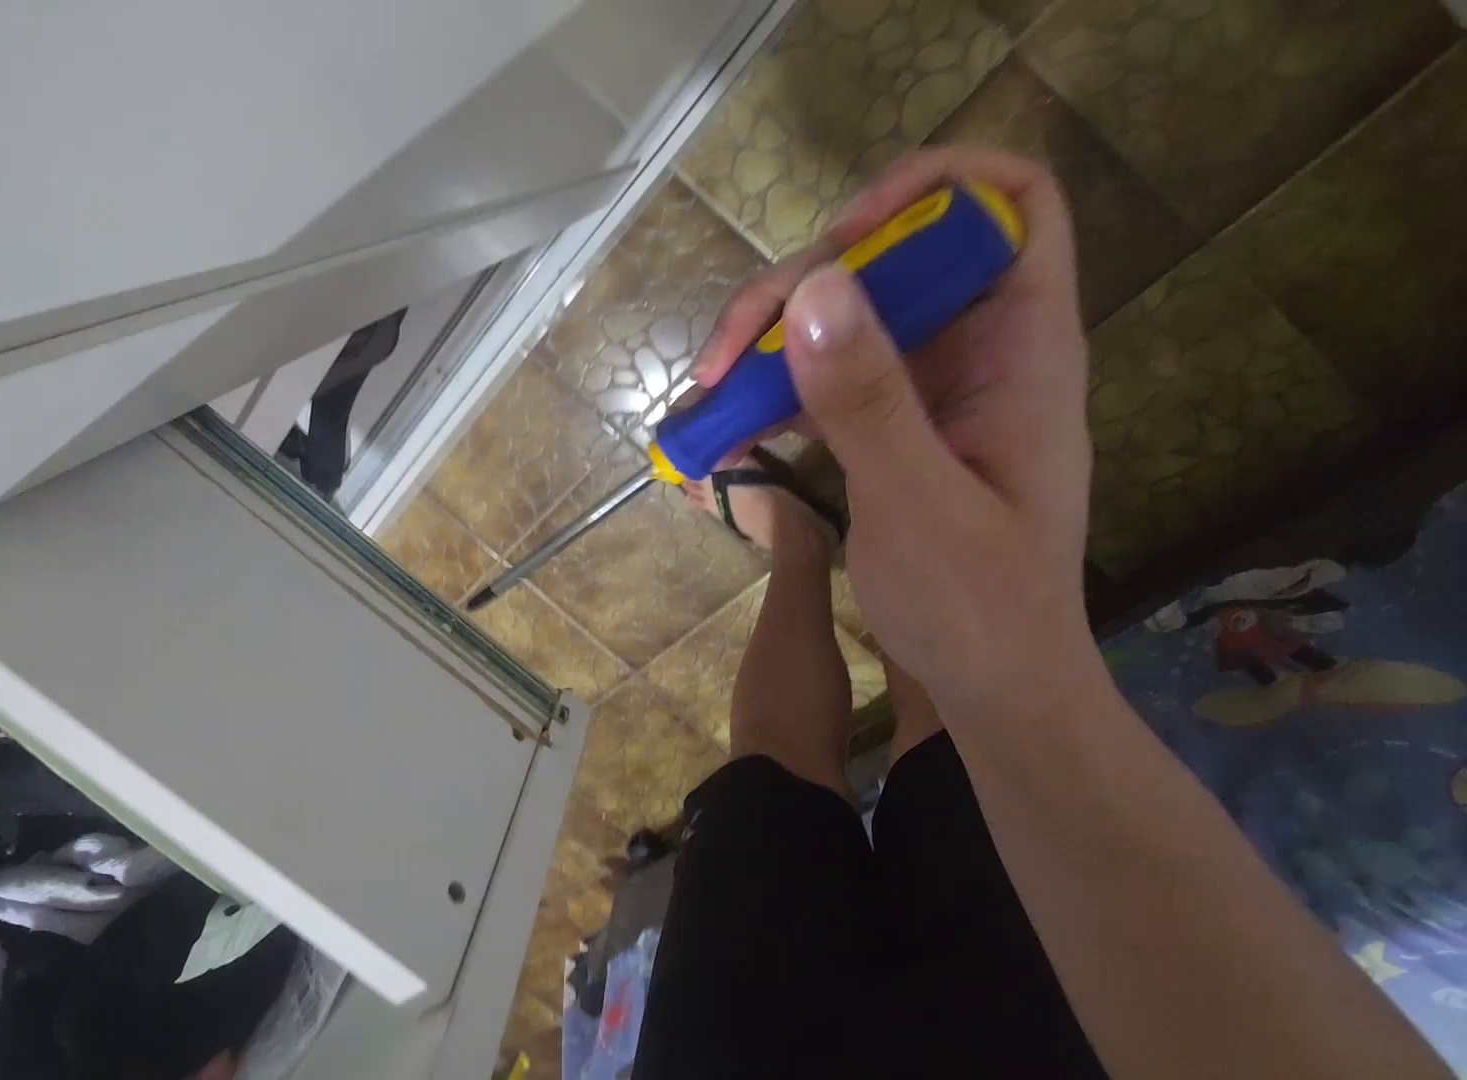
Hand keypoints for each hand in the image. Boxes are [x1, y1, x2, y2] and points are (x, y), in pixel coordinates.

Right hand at [695, 147, 1095, 710]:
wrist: (992, 684)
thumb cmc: (979, 606)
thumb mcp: (920, 504)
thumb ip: (870, 400)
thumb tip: (814, 287)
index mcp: (1021, 349)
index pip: (1012, 204)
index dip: (931, 187)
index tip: (839, 236)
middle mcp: (974, 351)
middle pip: (888, 259)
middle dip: (796, 287)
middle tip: (722, 354)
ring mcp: (924, 388)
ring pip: (840, 318)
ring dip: (765, 343)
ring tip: (704, 395)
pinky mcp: (885, 425)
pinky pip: (820, 379)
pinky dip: (766, 394)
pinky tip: (718, 431)